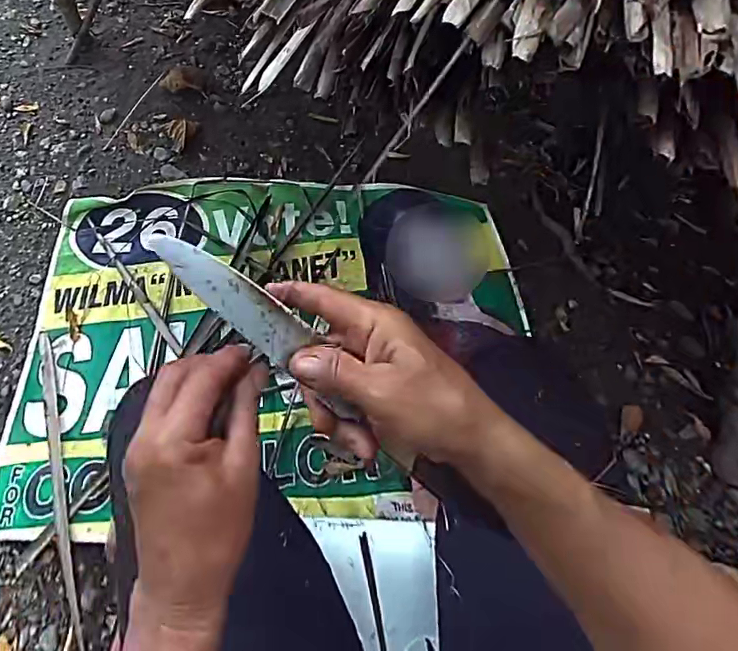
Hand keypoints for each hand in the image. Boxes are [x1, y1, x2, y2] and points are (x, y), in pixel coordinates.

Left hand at [124, 346, 266, 647]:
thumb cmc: (212, 540)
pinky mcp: (136, 457)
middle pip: (174, 373)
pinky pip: (159, 409)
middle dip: (209, 363)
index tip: (248, 354)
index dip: (229, 360)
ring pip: (163, 387)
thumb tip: (252, 376)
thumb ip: (245, 411)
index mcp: (170, 441)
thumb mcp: (243, 466)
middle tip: (240, 366)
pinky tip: (209, 407)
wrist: (182, 586)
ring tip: (229, 385)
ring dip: (195, 378)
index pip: (201, 377)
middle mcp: (144, 439)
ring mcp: (135, 448)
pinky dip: (183, 398)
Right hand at [267, 280, 511, 469]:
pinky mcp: (377, 393)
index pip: (325, 300)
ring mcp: (373, 368)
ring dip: (337, 419)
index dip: (294, 294)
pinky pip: (346, 405)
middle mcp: (370, 340)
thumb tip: (297, 357)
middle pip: (319, 355)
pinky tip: (369, 445)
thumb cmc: (436, 407)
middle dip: (320, 394)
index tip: (265, 292)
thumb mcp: (380, 391)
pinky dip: (351, 429)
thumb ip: (334, 373)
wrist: (473, 444)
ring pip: (329, 386)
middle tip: (331, 421)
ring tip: (362, 442)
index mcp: (374, 324)